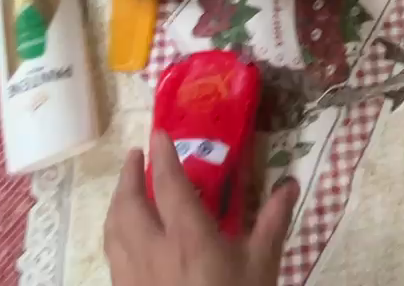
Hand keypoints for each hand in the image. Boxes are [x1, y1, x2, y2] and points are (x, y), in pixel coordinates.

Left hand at [105, 129, 299, 285]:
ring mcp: (134, 280)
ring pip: (112, 234)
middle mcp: (153, 253)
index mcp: (188, 237)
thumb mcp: (263, 264)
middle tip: (135, 155)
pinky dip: (116, 235)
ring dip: (116, 204)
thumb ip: (274, 220)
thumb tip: (291, 183)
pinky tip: (128, 239)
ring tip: (126, 191)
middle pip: (127, 207)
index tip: (158, 132)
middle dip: (127, 177)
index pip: (168, 185)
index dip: (162, 155)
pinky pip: (113, 259)